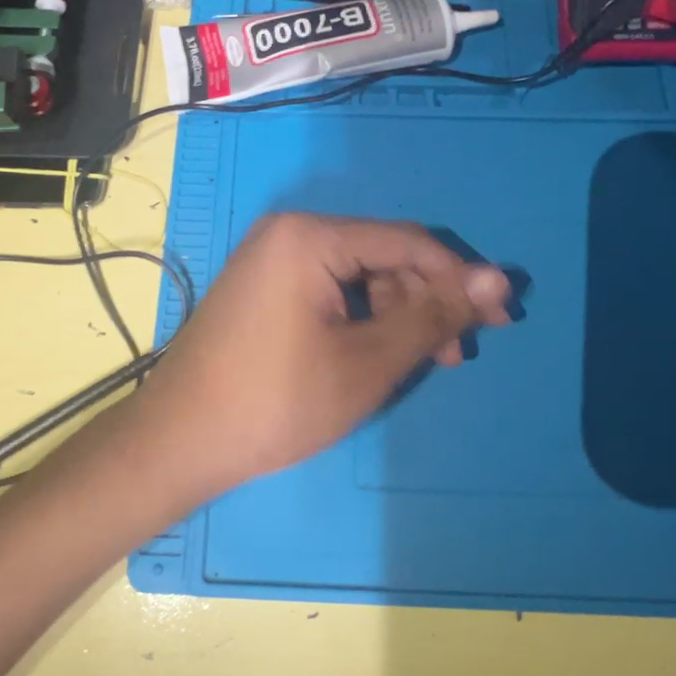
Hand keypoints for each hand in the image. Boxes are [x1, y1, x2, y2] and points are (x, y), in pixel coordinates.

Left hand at [122, 213, 511, 496]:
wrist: (176, 442)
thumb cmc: (276, 401)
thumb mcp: (368, 362)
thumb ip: (433, 316)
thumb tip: (498, 279)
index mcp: (310, 235)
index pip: (407, 242)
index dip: (459, 278)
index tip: (498, 320)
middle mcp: (289, 233)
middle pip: (382, 257)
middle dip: (425, 302)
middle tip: (455, 355)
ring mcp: (271, 259)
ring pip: (358, 277)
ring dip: (397, 316)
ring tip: (424, 363)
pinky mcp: (264, 288)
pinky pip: (329, 291)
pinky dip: (361, 322)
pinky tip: (379, 356)